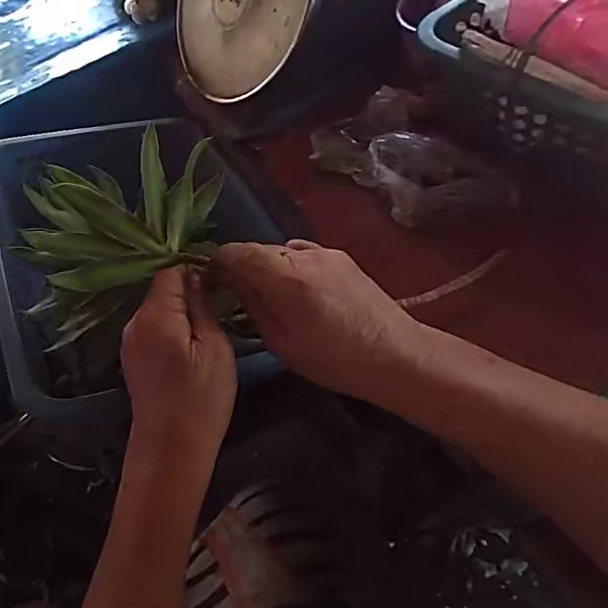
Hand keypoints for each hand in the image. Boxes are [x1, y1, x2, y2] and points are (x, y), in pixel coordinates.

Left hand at [120, 267, 236, 469]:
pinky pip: (150, 329)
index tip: (217, 281)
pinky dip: (168, 330)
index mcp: (155, 315)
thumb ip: (202, 308)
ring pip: (155, 310)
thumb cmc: (201, 399)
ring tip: (205, 331)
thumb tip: (195, 277)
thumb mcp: (215, 348)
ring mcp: (129, 341)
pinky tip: (187, 347)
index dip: (193, 271)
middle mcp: (134, 322)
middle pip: (159, 291)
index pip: (169, 273)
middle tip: (217, 307)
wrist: (170, 447)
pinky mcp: (131, 357)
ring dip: (177, 313)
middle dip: (185, 293)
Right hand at [213, 240, 424, 399]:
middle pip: (256, 249)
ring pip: (279, 251)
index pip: (235, 252)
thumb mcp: (280, 340)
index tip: (210, 282)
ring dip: (265, 267)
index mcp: (285, 276)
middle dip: (240, 266)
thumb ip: (251, 304)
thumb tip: (227, 281)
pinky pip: (301, 255)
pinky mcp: (341, 257)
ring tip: (267, 296)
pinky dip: (288, 267)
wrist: (397, 356)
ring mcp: (325, 253)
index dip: (216, 263)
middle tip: (234, 294)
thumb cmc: (334, 359)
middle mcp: (303, 255)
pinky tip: (295, 291)